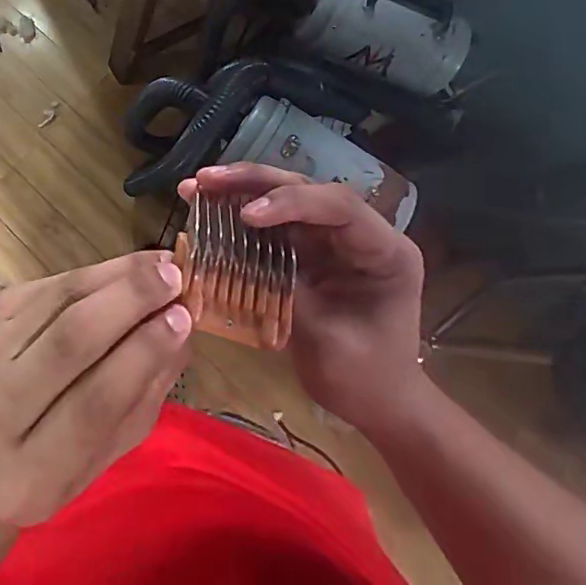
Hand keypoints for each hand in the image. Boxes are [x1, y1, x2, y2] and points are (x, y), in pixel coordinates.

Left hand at [0, 250, 192, 526]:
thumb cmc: (59, 462)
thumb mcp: (110, 450)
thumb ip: (146, 393)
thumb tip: (182, 324)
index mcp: (31, 475)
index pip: (94, 402)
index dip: (143, 352)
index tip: (184, 316)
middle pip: (70, 339)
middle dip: (130, 300)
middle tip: (175, 277)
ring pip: (60, 300)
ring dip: (118, 275)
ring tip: (160, 264)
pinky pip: (50, 284)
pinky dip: (97, 272)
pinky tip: (131, 268)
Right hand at [179, 163, 426, 433]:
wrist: (382, 406)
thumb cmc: (365, 381)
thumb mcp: (327, 341)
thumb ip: (288, 290)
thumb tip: (237, 255)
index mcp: (386, 250)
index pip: (340, 207)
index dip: (293, 202)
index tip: (248, 215)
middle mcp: (364, 232)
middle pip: (310, 191)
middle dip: (257, 182)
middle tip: (206, 180)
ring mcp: (336, 239)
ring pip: (289, 198)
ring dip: (244, 190)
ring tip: (199, 185)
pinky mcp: (314, 249)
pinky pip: (278, 223)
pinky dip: (245, 215)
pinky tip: (212, 207)